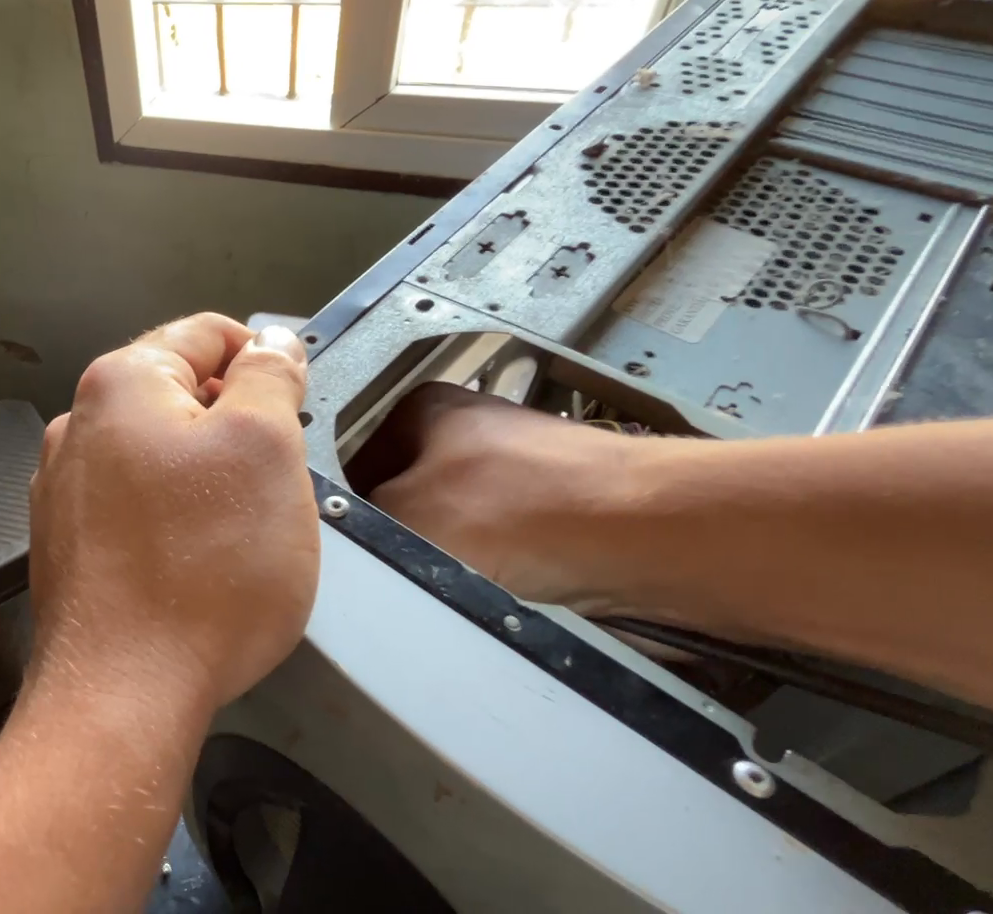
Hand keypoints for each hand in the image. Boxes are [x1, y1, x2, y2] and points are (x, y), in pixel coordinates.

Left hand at [26, 314, 319, 714]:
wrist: (124, 690)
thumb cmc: (206, 565)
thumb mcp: (265, 446)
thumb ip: (269, 376)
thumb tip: (268, 342)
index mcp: (119, 383)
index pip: (204, 332)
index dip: (261, 356)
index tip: (292, 403)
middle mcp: (77, 425)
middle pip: (177, 392)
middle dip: (234, 421)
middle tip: (272, 474)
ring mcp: (63, 486)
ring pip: (156, 450)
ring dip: (204, 470)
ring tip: (236, 524)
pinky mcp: (67, 540)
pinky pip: (132, 501)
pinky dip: (171, 512)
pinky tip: (193, 557)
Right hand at [361, 383, 652, 613]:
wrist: (652, 539)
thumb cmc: (518, 513)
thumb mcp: (401, 518)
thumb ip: (353, 524)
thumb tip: (341, 536)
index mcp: (422, 406)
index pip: (351, 463)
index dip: (344, 509)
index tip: (349, 549)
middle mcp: (469, 426)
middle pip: (404, 493)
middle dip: (400, 534)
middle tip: (402, 569)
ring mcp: (519, 464)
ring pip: (453, 522)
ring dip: (451, 556)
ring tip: (460, 579)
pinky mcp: (561, 505)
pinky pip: (502, 543)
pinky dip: (497, 567)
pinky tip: (503, 586)